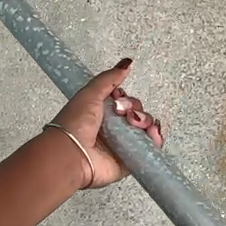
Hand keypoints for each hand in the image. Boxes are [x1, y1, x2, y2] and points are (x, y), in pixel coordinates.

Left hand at [45, 59, 164, 187]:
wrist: (71, 153)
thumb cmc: (74, 124)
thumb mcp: (89, 93)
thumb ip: (109, 79)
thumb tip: (127, 63)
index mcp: (99, 114)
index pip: (124, 102)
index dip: (126, 99)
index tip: (118, 98)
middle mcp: (110, 130)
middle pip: (137, 114)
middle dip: (136, 109)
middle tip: (124, 113)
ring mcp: (120, 146)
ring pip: (145, 130)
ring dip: (147, 122)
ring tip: (136, 123)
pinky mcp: (127, 161)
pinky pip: (148, 150)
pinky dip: (154, 140)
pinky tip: (152, 133)